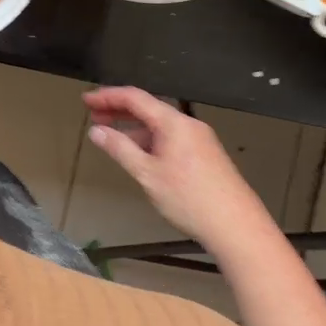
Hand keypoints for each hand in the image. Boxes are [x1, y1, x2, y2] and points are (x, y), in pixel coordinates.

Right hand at [83, 86, 251, 240]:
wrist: (239, 229)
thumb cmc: (190, 199)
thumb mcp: (147, 174)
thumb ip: (120, 149)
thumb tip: (96, 131)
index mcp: (173, 122)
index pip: (134, 97)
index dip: (108, 96)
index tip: (86, 101)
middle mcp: (188, 124)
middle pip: (149, 108)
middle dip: (119, 111)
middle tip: (95, 117)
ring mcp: (201, 140)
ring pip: (161, 126)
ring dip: (135, 129)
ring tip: (114, 140)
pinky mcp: (208, 157)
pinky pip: (173, 139)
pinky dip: (152, 141)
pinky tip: (143, 158)